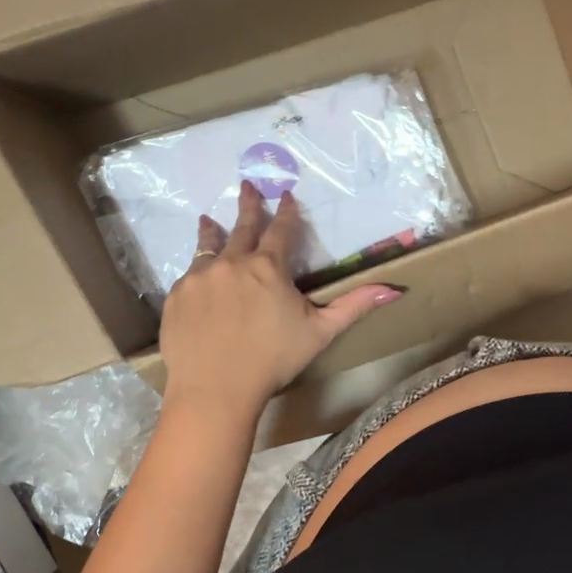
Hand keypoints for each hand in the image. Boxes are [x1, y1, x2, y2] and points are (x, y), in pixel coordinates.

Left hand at [159, 181, 402, 422]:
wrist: (216, 387)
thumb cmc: (274, 359)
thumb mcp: (321, 332)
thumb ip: (354, 306)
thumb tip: (394, 289)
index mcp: (268, 268)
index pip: (281, 231)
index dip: (286, 213)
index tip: (285, 195)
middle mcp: (232, 263)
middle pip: (241, 227)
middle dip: (248, 206)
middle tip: (247, 185)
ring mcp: (200, 277)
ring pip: (208, 246)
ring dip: (212, 231)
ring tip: (207, 219)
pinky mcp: (178, 295)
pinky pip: (191, 275)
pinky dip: (199, 270)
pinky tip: (200, 277)